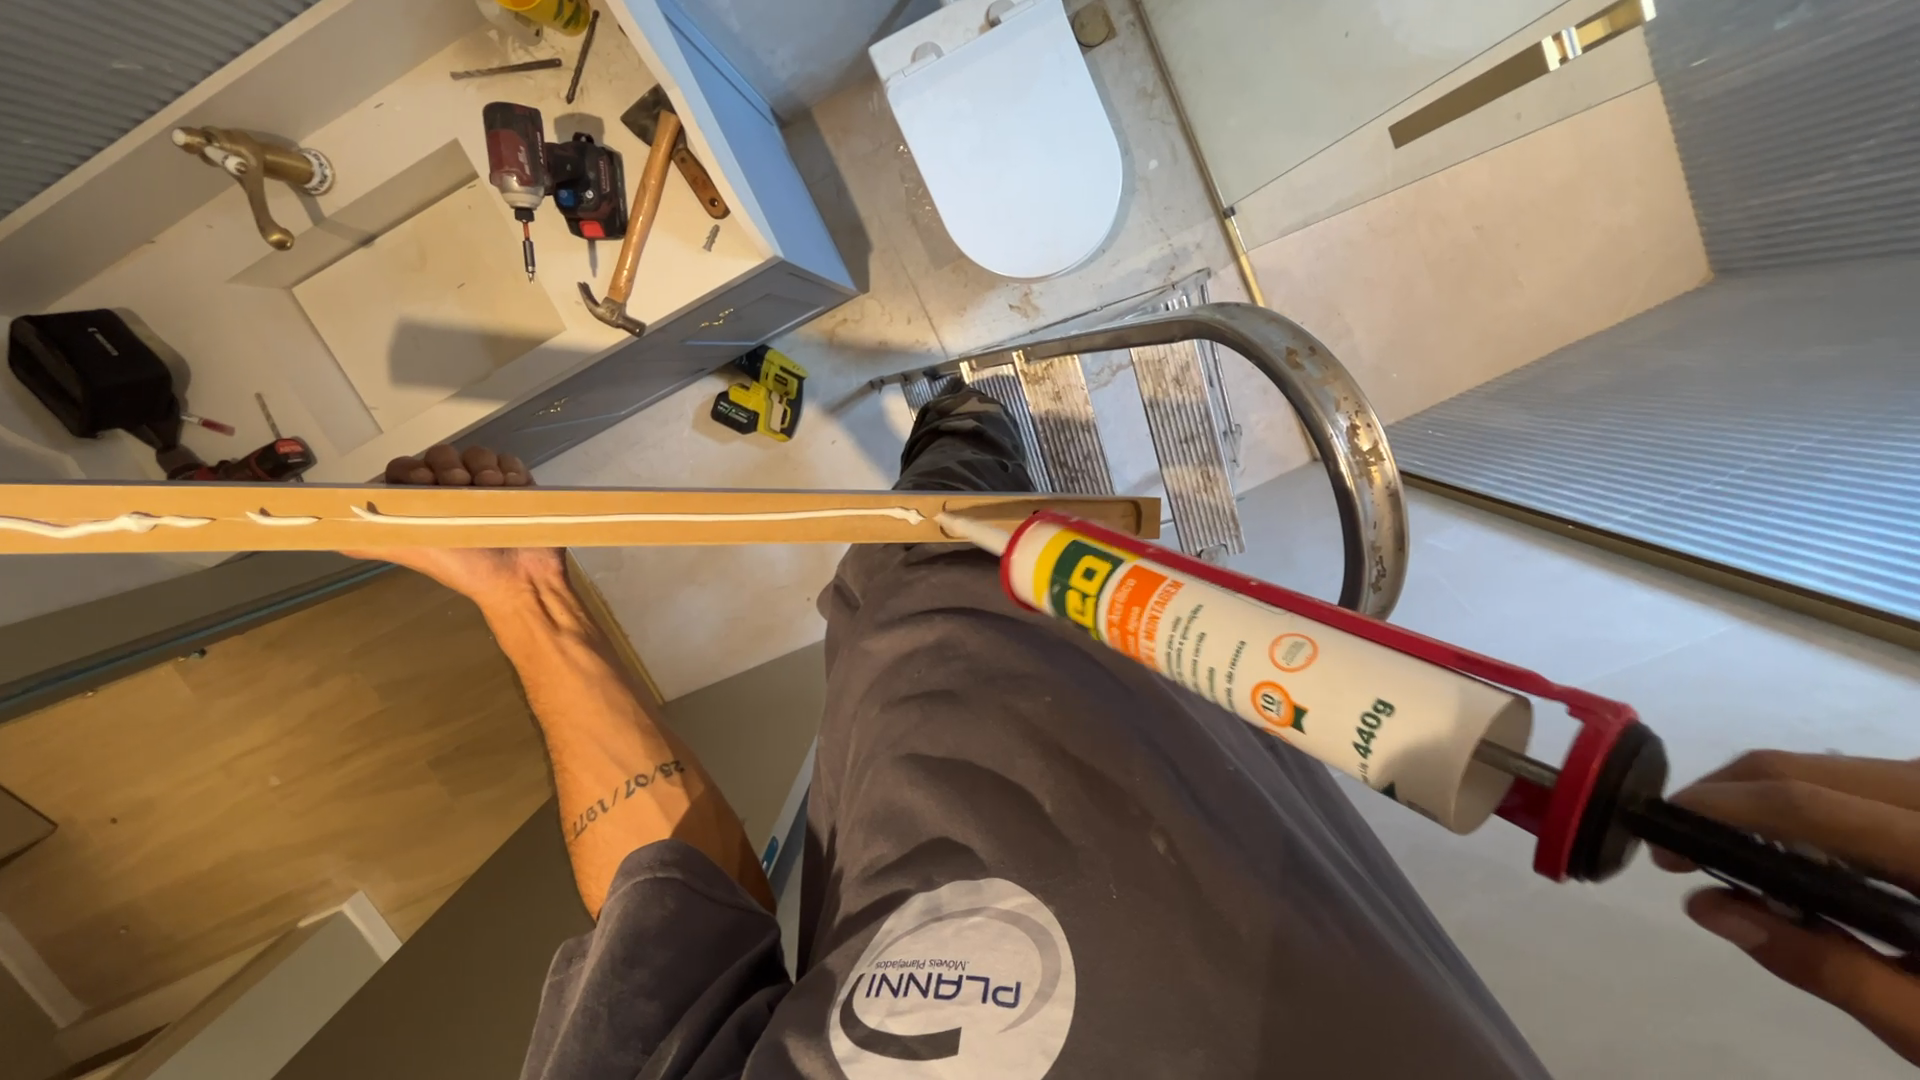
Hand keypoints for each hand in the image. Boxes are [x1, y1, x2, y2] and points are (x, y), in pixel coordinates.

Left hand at [343, 445, 565, 612]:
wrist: (518, 577)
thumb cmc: (462, 566)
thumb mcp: (407, 551)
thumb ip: (366, 538)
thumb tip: (322, 525)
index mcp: (420, 504)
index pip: (406, 468)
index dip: (413, 469)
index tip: (424, 482)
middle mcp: (450, 491)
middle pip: (441, 454)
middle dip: (449, 466)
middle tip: (460, 486)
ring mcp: (485, 486)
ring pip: (476, 453)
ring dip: (483, 466)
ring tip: (492, 488)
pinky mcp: (517, 484)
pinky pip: (509, 460)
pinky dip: (510, 469)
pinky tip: (511, 486)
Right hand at [1653, 751, 1919, 1064]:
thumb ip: (1827, 968)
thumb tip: (1707, 908)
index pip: (1807, 806)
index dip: (1716, 810)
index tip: (1662, 843)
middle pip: (1810, 769)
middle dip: (1726, 796)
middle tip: (1685, 846)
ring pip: (1832, 767)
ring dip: (1763, 799)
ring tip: (1736, 852)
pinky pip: (1865, 782)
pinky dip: (1811, 804)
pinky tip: (1804, 854)